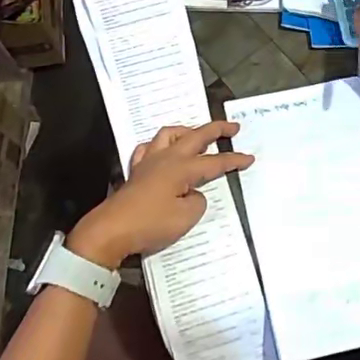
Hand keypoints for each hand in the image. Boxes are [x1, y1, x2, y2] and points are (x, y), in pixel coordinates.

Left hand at [68, 121, 253, 265]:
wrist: (111, 231)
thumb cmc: (150, 223)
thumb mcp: (186, 217)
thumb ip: (197, 201)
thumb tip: (193, 193)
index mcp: (182, 168)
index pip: (215, 162)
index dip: (233, 159)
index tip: (249, 158)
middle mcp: (166, 159)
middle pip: (195, 136)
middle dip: (216, 130)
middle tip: (232, 127)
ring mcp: (148, 163)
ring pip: (169, 135)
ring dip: (186, 131)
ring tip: (197, 134)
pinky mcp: (136, 172)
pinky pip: (148, 149)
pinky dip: (159, 145)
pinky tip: (163, 150)